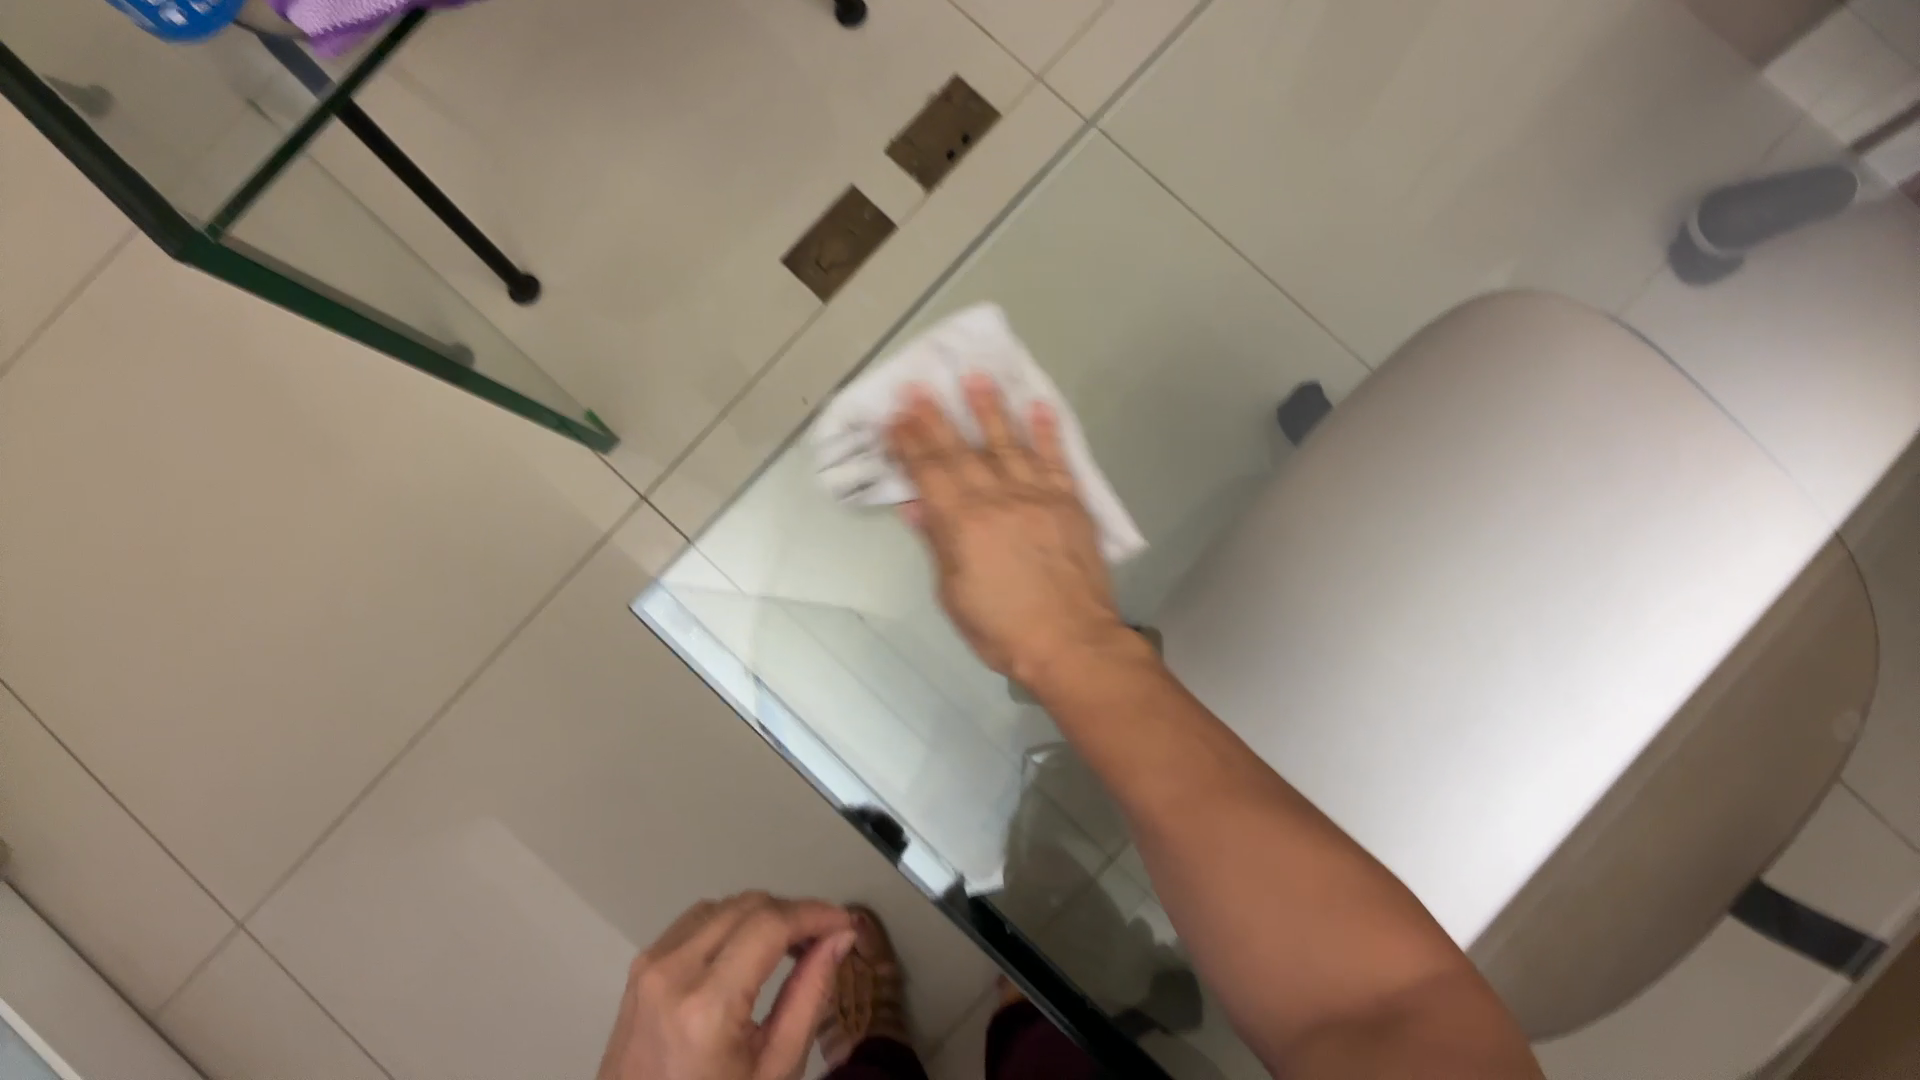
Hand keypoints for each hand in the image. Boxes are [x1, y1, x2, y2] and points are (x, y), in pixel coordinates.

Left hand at [597, 892, 855, 1079]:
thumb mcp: (775, 1070)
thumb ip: (810, 996)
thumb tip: (841, 936)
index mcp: (707, 1005)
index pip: (771, 924)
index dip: (815, 913)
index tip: (846, 922)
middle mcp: (672, 971)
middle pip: (748, 905)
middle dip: (793, 912)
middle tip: (825, 937)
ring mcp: (649, 966)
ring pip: (723, 905)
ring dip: (762, 915)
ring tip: (791, 945)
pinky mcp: (640, 969)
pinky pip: (695, 921)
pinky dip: (730, 923)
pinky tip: (749, 950)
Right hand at [887, 375, 1136, 687]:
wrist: (1071, 643)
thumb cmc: (1002, 629)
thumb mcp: (954, 594)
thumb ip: (937, 545)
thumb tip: (915, 506)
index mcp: (962, 523)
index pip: (928, 472)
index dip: (908, 443)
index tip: (894, 416)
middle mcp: (997, 498)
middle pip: (961, 451)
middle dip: (937, 417)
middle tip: (920, 385)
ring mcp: (1037, 496)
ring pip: (1009, 443)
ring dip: (991, 408)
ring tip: (977, 376)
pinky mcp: (1070, 502)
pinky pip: (1056, 459)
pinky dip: (1047, 432)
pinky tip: (1038, 406)